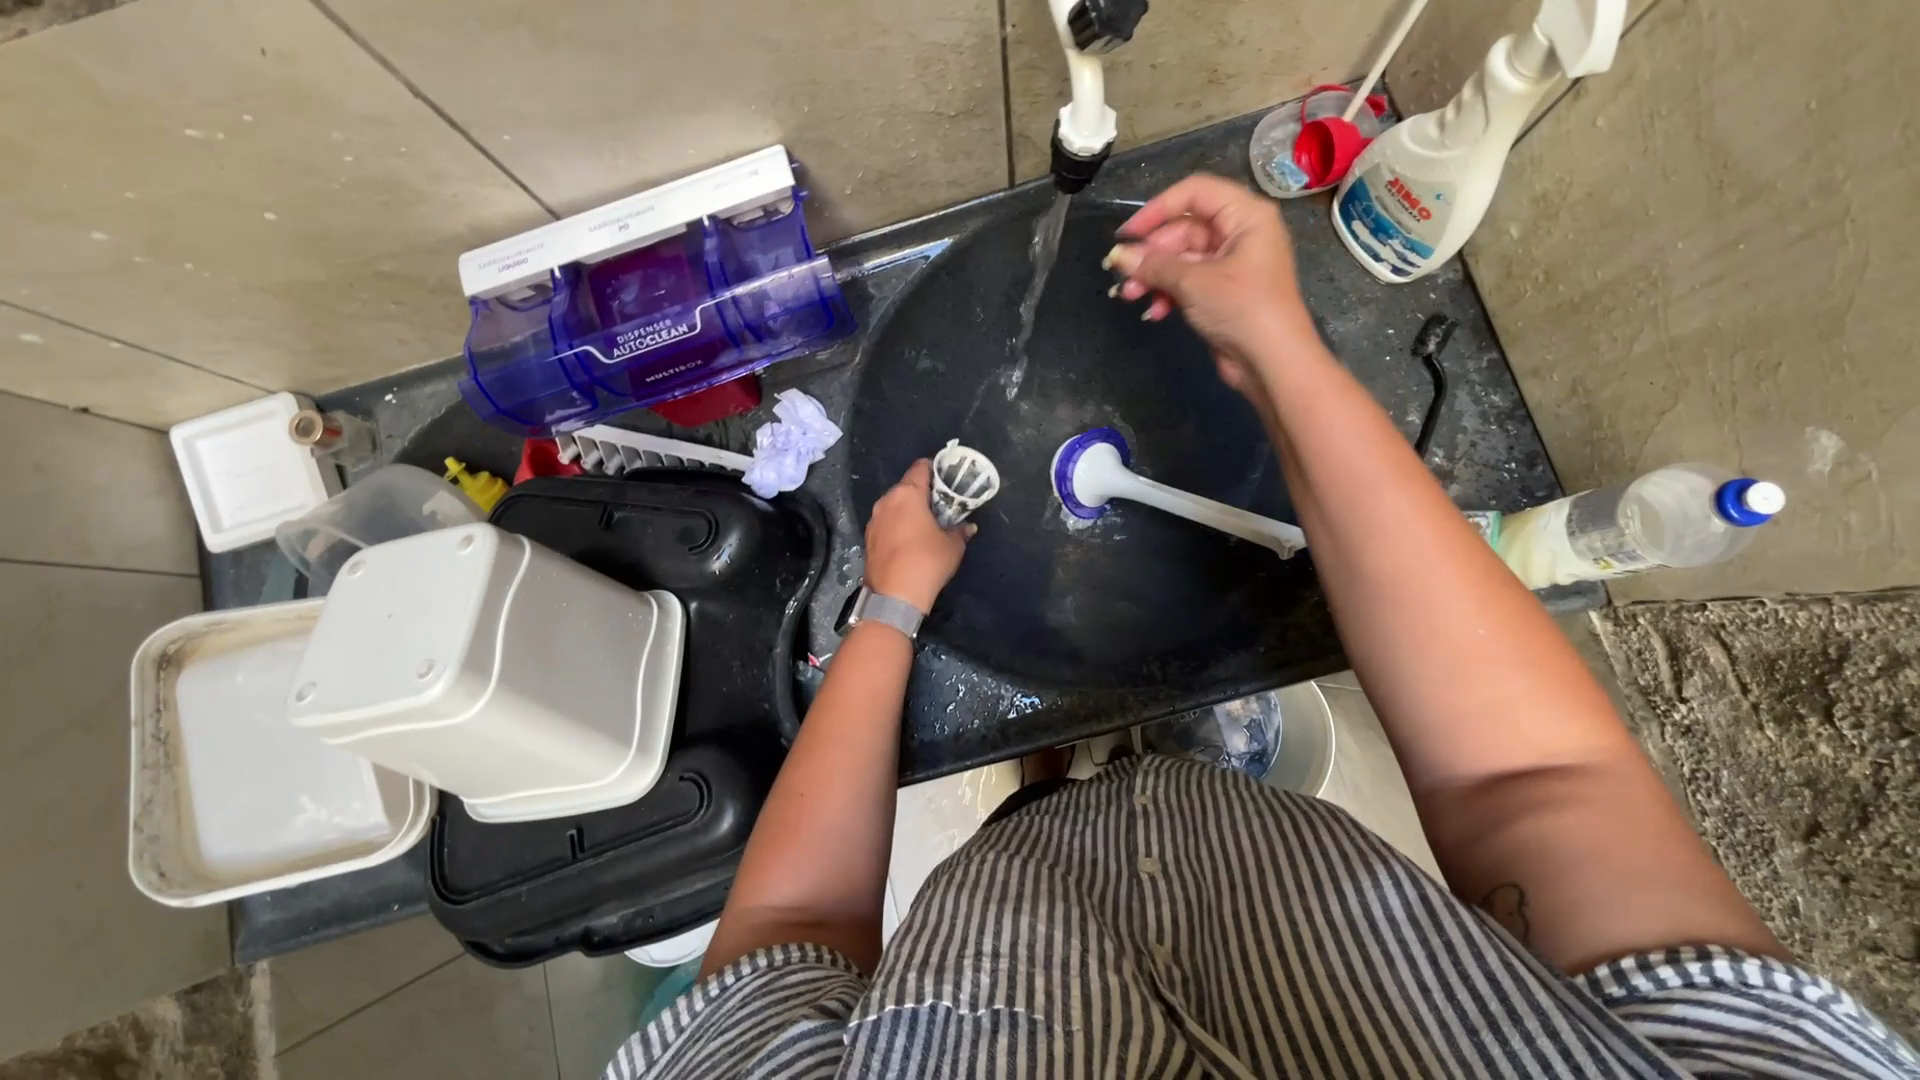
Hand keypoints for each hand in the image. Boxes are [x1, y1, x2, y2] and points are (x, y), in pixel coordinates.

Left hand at [864, 460, 972, 612]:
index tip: (947, 480)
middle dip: (923, 494)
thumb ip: (960, 531)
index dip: (936, 470)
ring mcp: (874, 520)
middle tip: (941, 506)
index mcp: (907, 494)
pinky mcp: (868, 538)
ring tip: (926, 526)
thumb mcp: (952, 546)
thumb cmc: (927, 561)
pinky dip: (898, 526)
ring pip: (894, 506)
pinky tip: (910, 541)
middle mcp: (886, 501)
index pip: (921, 468)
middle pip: (906, 487)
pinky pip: (887, 523)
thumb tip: (968, 527)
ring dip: (909, 511)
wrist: (894, 596)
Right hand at [1104, 174, 1317, 401]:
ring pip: (1181, 260)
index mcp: (1245, 216)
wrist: (1273, 362)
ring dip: (1153, 277)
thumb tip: (1118, 256)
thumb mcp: (1194, 282)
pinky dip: (1168, 294)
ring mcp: (1231, 264)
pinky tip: (1154, 313)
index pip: (1194, 193)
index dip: (1157, 209)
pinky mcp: (1222, 293)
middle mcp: (1239, 233)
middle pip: (1183, 230)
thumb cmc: (1242, 309)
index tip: (1127, 234)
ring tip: (1130, 297)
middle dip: (1151, 254)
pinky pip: (1187, 283)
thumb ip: (1154, 265)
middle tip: (1123, 275)